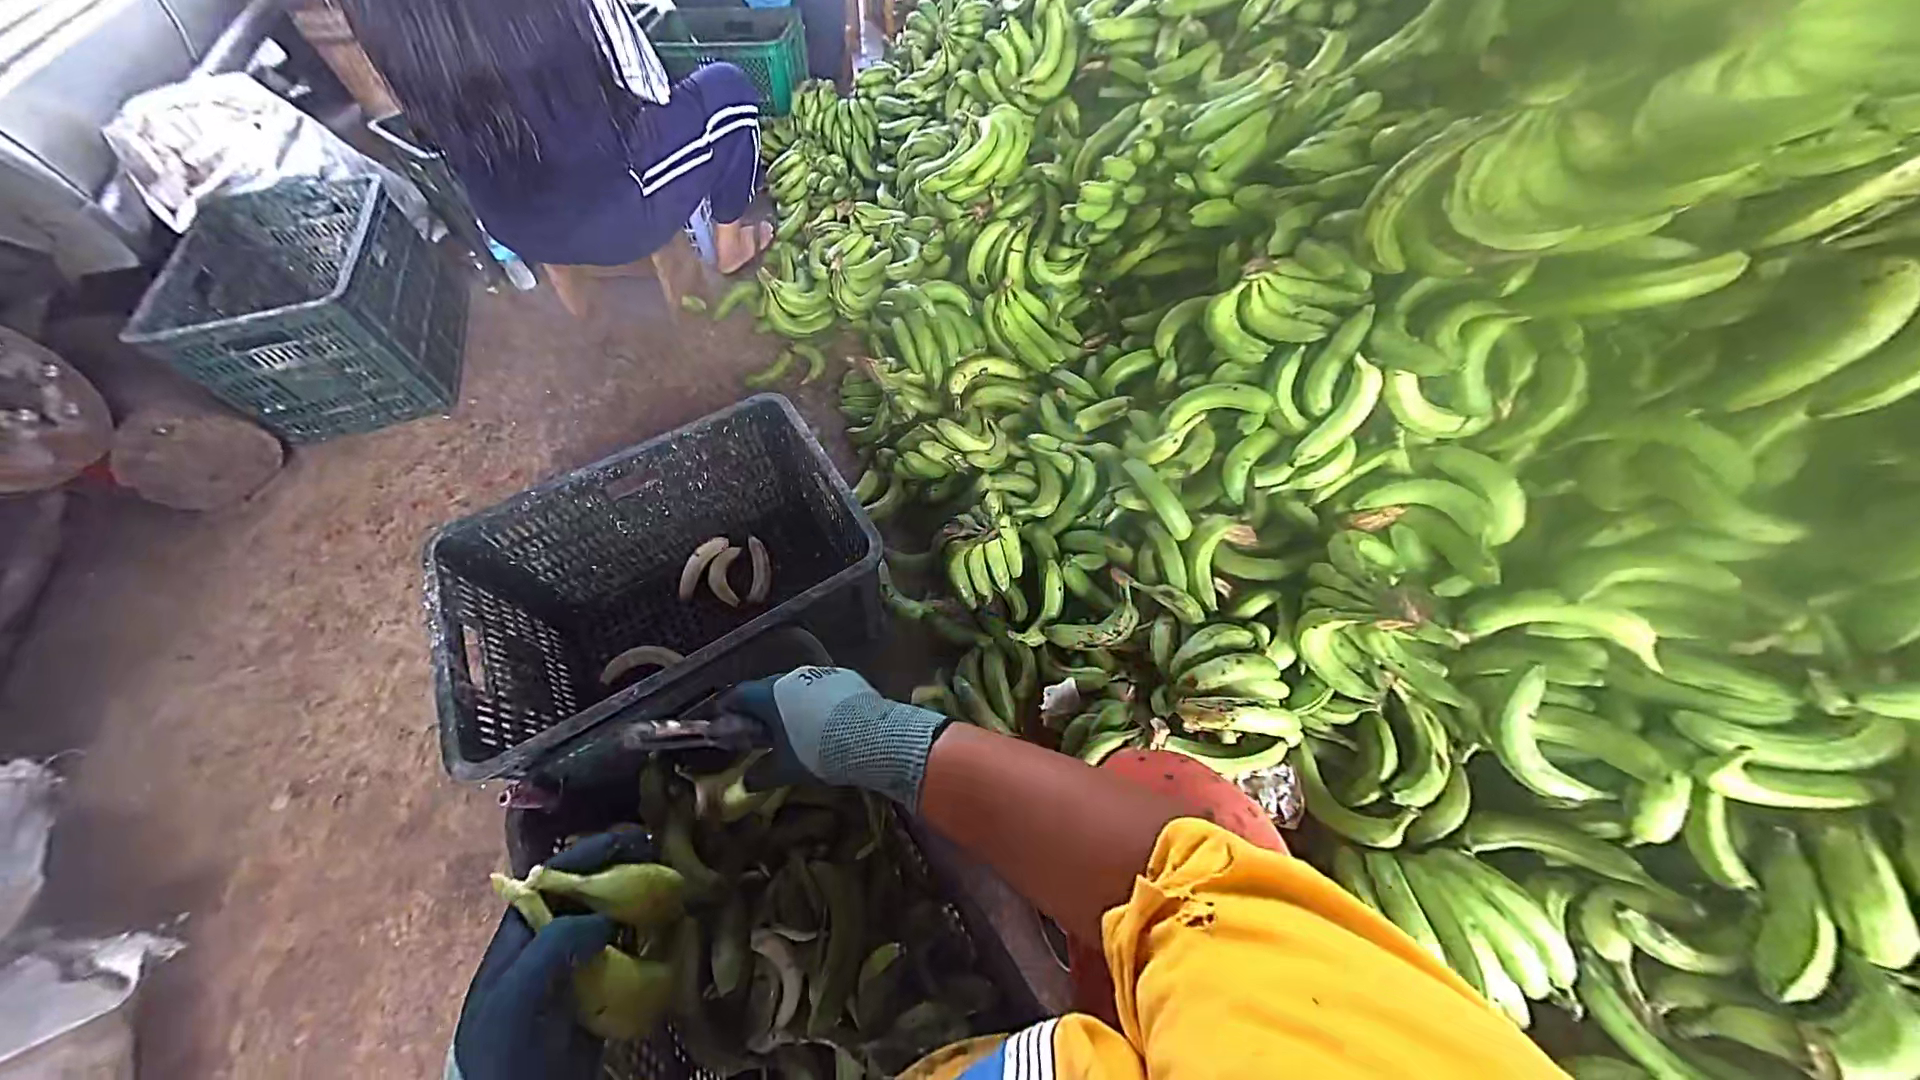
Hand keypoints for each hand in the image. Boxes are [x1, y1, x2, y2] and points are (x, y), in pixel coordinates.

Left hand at [449, 830, 654, 1079]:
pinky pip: (625, 944)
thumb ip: (553, 944)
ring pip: (609, 910)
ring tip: (673, 886)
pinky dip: (646, 928)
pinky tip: (668, 926)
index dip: (596, 850)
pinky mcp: (596, 985)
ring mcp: (574, 961)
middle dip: (624, 866)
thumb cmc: (506, 1047)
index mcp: (523, 930)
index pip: (558, 872)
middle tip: (664, 859)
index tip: (638, 840)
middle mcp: (549, 937)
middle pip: (589, 885)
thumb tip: (607, 917)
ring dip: (639, 894)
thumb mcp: (516, 995)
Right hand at [720, 666, 949, 807]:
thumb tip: (746, 781)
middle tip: (756, 729)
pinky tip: (822, 722)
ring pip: (796, 687)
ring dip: (789, 704)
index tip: (721, 720)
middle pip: (767, 689)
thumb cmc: (817, 752)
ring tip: (791, 727)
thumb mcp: (784, 769)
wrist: (872, 737)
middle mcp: (793, 677)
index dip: (726, 708)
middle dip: (759, 708)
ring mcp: (822, 674)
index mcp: (770, 694)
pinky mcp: (846, 678)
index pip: (737, 694)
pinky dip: (815, 703)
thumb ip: (760, 774)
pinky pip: (821, 688)